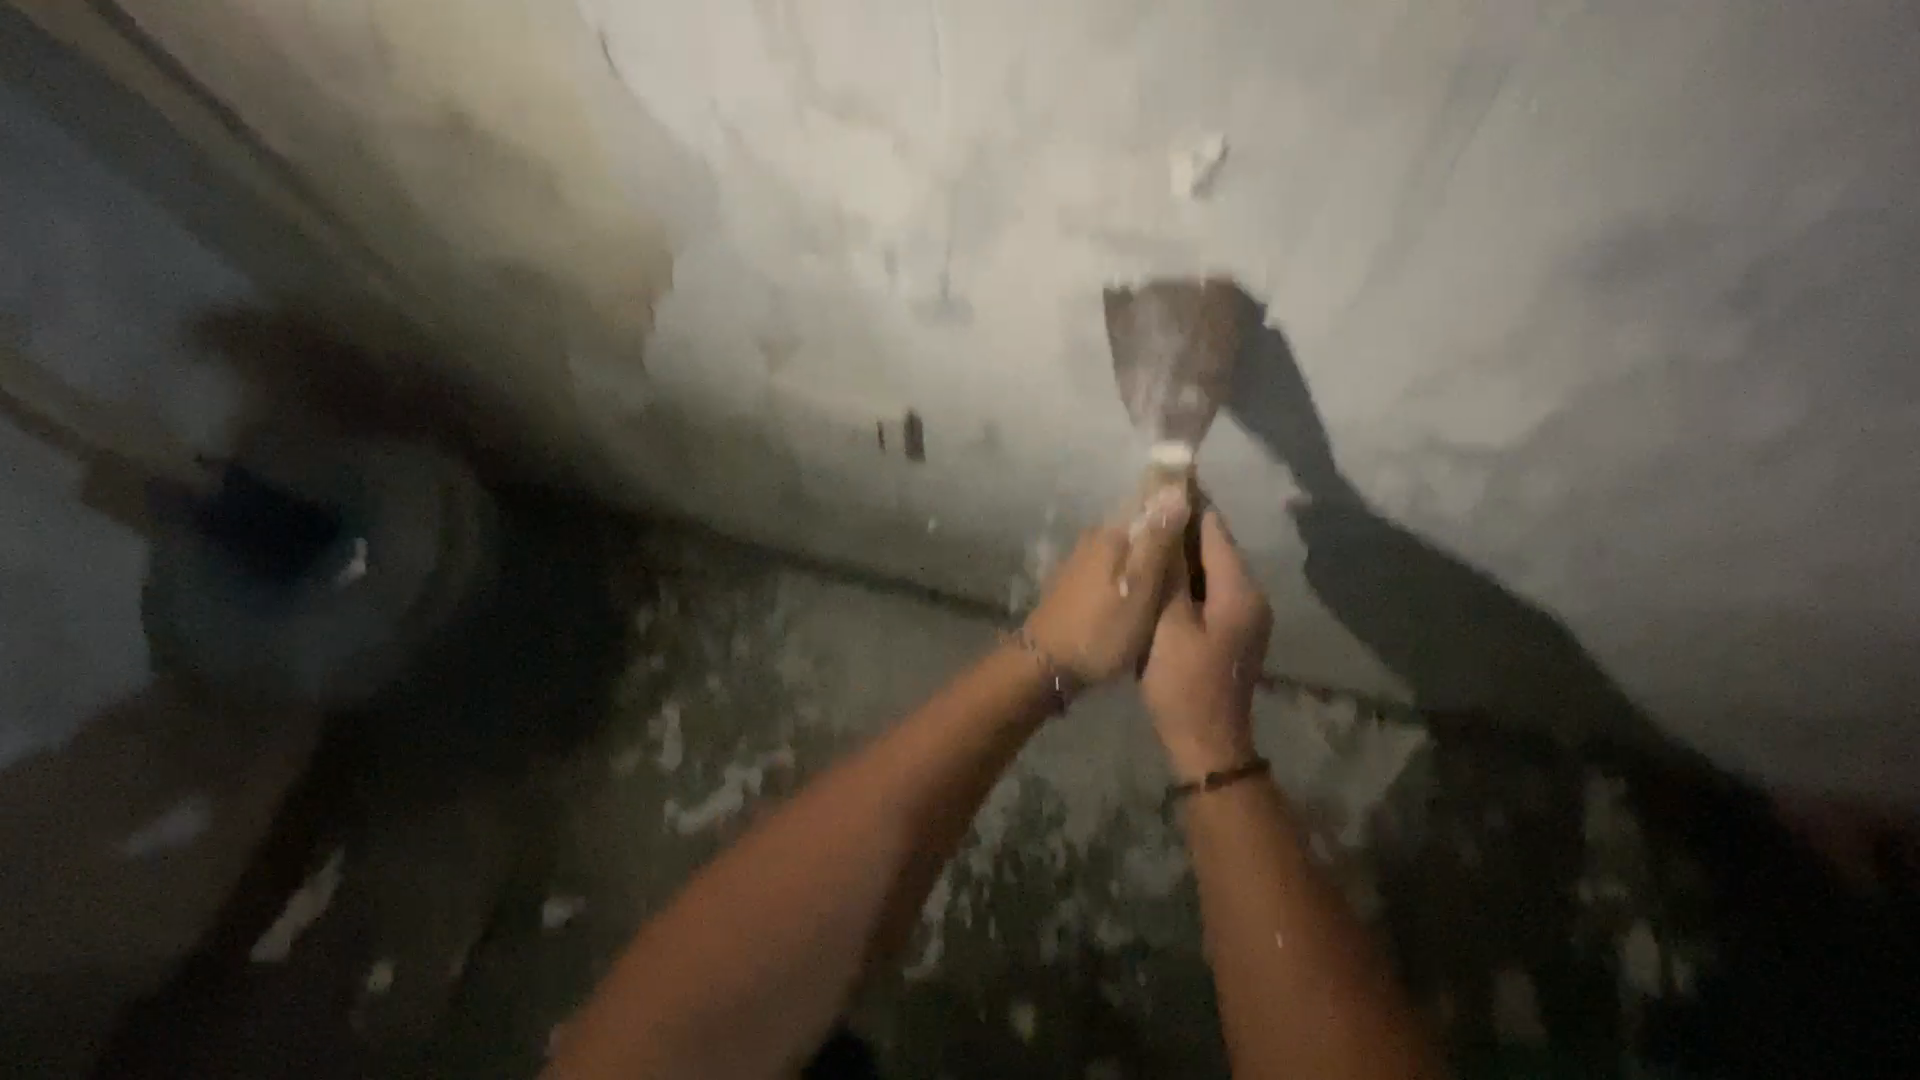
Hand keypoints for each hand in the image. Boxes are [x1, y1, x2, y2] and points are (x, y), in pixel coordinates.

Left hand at [1023, 486, 1190, 682]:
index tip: (1205, 505)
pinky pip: (1117, 561)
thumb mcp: (1139, 589)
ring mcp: (1083, 558)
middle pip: (1140, 520)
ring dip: (1153, 548)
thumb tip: (1177, 491)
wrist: (1046, 663)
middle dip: (1169, 526)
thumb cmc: (1100, 630)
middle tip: (1201, 545)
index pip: (1151, 498)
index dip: (1179, 498)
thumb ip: (1158, 543)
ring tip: (1183, 567)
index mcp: (1113, 533)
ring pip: (1128, 542)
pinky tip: (1150, 584)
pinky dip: (1136, 566)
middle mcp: (1096, 536)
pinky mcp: (1078, 579)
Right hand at [1141, 510, 1272, 776]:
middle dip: (1180, 529)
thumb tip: (1166, 522)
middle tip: (1140, 517)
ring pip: (1211, 570)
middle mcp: (1251, 595)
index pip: (1214, 528)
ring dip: (1181, 556)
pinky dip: (1186, 581)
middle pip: (1215, 546)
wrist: (1206, 742)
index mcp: (1240, 589)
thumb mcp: (1168, 624)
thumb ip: (1169, 571)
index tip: (1155, 485)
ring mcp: (1246, 615)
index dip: (1187, 504)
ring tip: (1143, 544)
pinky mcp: (1234, 631)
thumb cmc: (1183, 681)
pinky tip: (1157, 581)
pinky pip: (1210, 591)